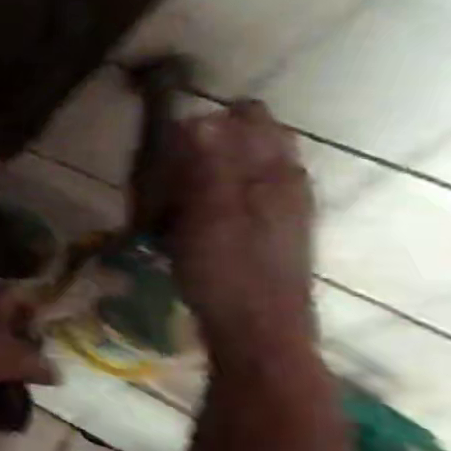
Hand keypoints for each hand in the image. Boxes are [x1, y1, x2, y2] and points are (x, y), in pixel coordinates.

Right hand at [167, 100, 315, 358]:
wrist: (259, 333)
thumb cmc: (227, 273)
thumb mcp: (208, 216)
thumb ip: (208, 166)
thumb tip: (199, 117)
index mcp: (274, 174)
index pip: (250, 118)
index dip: (210, 117)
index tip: (168, 134)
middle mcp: (287, 184)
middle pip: (249, 142)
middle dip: (206, 144)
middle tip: (163, 170)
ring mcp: (283, 210)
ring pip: (244, 170)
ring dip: (206, 172)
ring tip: (168, 197)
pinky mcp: (271, 235)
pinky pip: (239, 198)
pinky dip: (211, 198)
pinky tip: (188, 220)